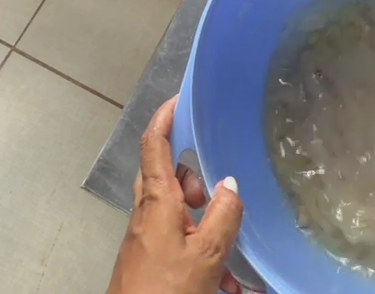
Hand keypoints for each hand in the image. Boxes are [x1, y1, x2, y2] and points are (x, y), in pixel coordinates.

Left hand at [106, 97, 246, 293]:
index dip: (165, 117)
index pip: (155, 144)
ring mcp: (145, 237)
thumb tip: (229, 183)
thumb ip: (223, 214)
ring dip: (201, 217)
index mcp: (156, 201)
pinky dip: (198, 245)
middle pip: (166, 175)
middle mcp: (146, 213)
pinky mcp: (148, 260)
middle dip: (194, 175)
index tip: (180, 98)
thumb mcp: (206, 254)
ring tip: (229, 244)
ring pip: (174, 210)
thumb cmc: (166, 290)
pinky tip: (224, 279)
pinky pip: (175, 238)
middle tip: (217, 188)